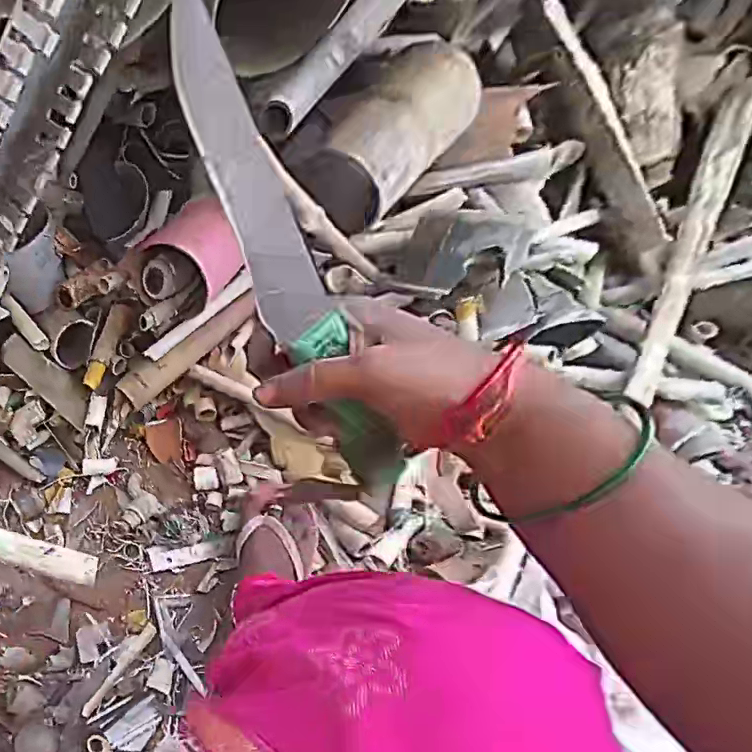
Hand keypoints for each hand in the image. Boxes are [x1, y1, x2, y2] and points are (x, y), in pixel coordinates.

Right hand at [253, 297, 500, 445]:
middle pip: (296, 367)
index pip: (290, 327)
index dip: (273, 354)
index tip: (269, 384)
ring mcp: (362, 373)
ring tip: (336, 428)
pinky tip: (345, 435)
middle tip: (315, 413)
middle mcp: (352, 341)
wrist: (490, 414)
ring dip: (316, 416)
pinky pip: (333, 413)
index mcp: (352, 316)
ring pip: (312, 395)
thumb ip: (311, 379)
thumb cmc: (433, 378)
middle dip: (298, 395)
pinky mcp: (370, 402)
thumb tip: (261, 392)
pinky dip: (332, 427)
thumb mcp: (368, 371)